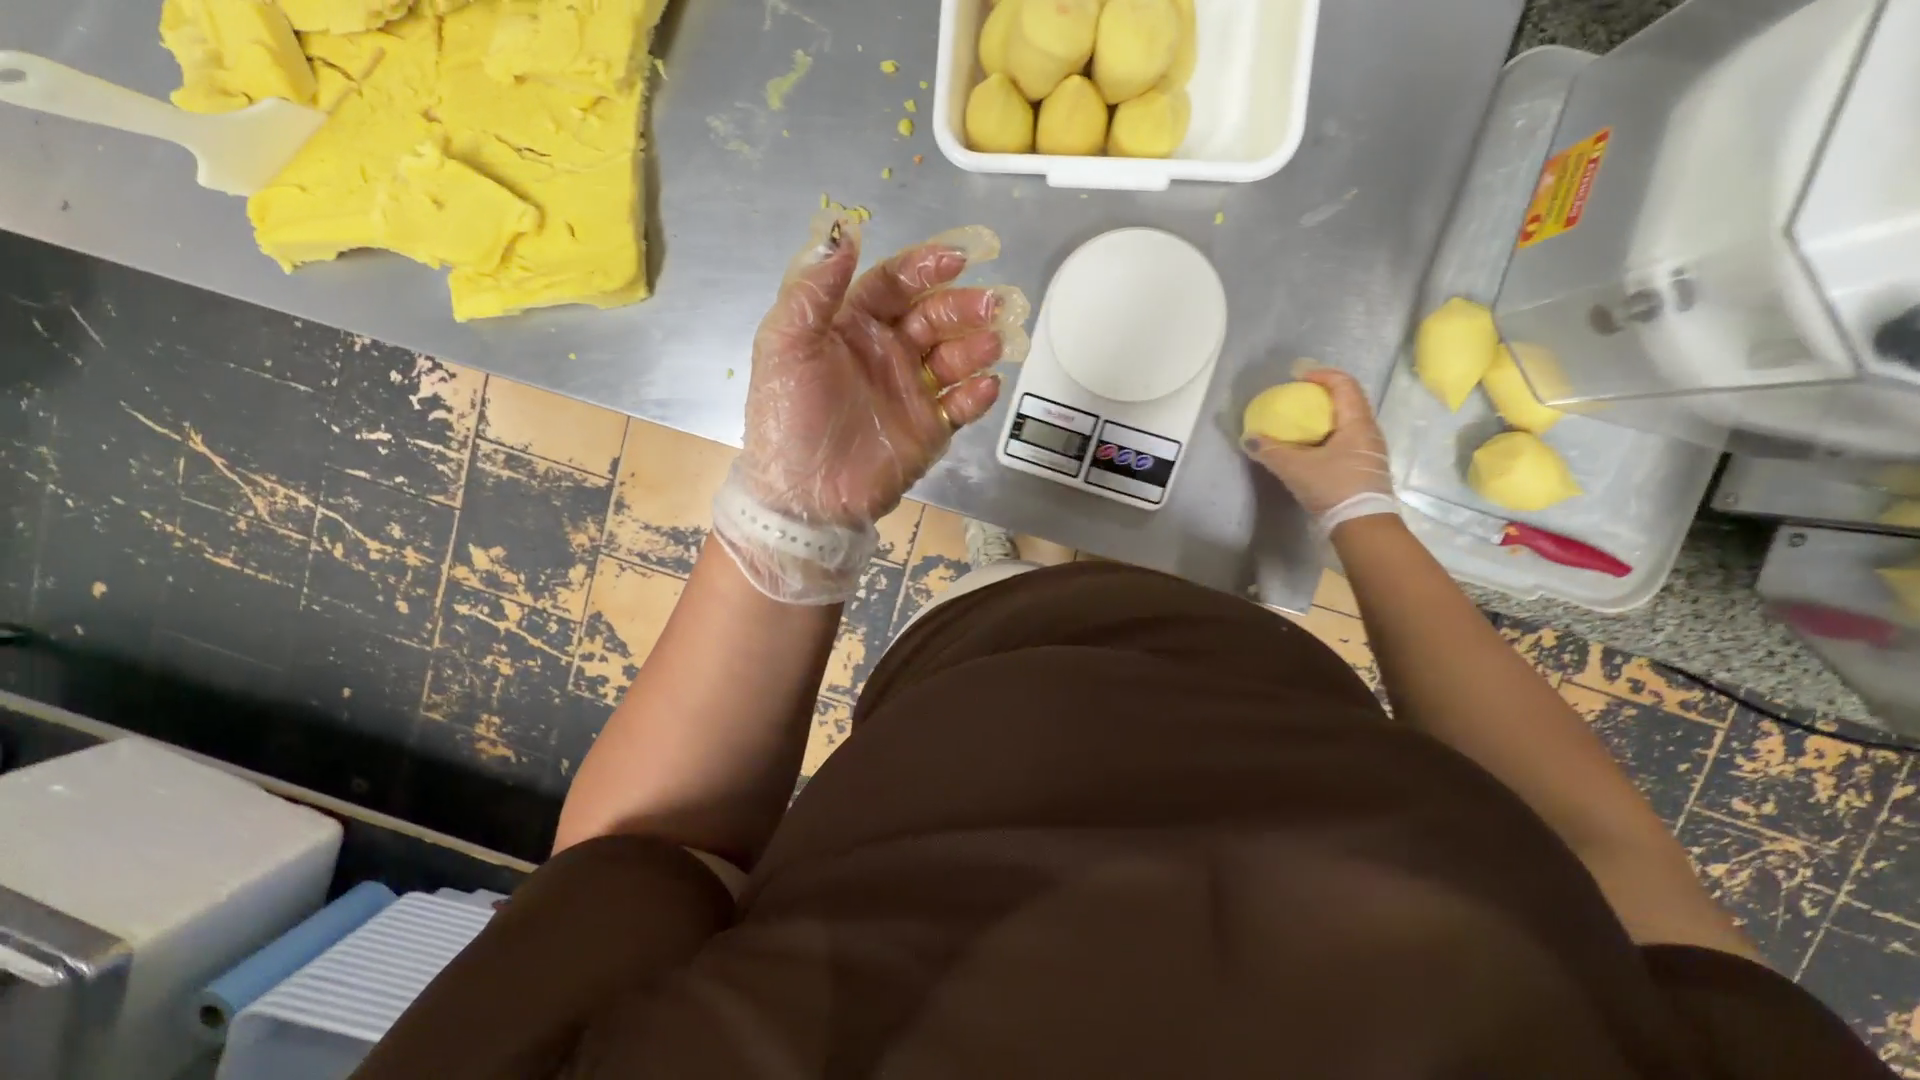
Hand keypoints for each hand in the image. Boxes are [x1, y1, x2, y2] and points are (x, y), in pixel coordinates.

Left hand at [715, 213, 1030, 602]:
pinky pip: (960, 404)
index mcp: (851, 325)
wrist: (803, 496)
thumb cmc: (788, 416)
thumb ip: (814, 288)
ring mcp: (910, 391)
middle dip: (963, 305)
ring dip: (976, 345)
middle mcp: (885, 351)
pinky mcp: (928, 429)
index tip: (957, 258)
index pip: (894, 284)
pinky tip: (985, 386)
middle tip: (992, 306)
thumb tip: (844, 230)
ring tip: (993, 344)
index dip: (925, 267)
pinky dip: (977, 394)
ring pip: (954, 356)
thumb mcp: (786, 345)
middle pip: (934, 315)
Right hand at [1243, 369, 1397, 533]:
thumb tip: (1249, 438)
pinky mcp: (1366, 469)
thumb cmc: (1334, 488)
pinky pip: (1347, 440)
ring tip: (1303, 423)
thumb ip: (1271, 451)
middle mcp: (1369, 432)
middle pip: (1348, 401)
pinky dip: (1329, 435)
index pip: (1344, 385)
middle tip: (1299, 397)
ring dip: (1326, 417)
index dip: (1322, 374)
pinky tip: (1313, 448)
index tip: (1298, 376)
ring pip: (1348, 423)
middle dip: (1323, 395)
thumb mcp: (1296, 468)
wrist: (1362, 526)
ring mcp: (1370, 452)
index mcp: (1357, 423)